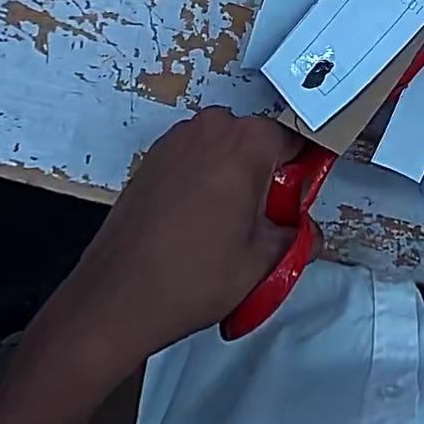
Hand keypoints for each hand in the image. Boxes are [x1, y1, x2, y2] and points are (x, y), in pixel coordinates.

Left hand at [41, 107, 305, 361]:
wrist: (116, 296)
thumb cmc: (193, 275)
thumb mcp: (264, 262)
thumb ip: (299, 237)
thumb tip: (307, 230)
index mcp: (247, 142)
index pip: (293, 140)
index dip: (302, 171)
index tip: (298, 199)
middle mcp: (213, 127)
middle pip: (256, 142)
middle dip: (265, 175)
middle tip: (261, 221)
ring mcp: (178, 137)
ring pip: (223, 149)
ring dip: (232, 176)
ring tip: (223, 226)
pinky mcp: (154, 154)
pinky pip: (194, 156)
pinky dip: (202, 178)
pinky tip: (194, 221)